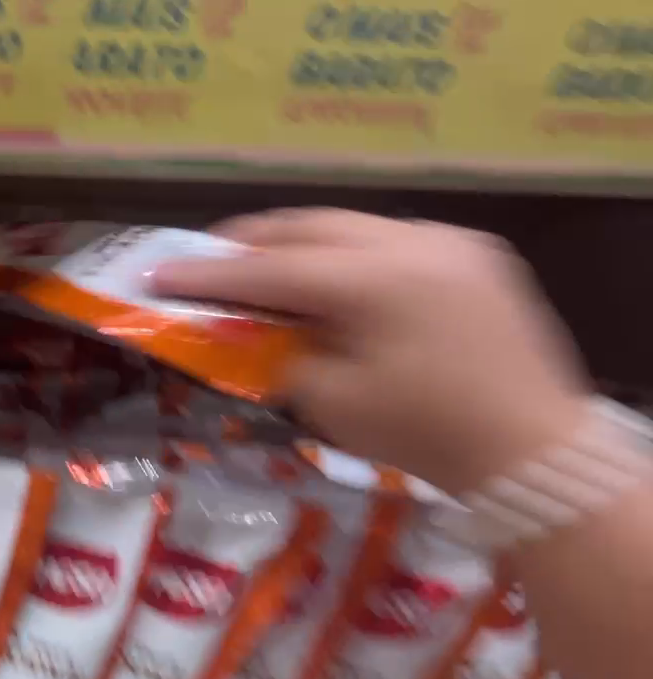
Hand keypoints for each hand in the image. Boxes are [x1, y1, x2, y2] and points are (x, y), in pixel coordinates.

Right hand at [151, 208, 591, 493]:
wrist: (528, 445)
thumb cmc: (417, 429)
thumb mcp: (325, 397)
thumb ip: (276, 351)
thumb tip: (246, 330)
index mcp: (381, 283)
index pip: (272, 270)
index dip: (207, 274)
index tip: (156, 273)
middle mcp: (419, 246)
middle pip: (312, 227)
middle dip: (246, 240)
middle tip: (197, 256)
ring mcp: (451, 246)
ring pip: (348, 225)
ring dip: (288, 242)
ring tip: (244, 260)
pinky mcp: (468, 259)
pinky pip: (382, 239)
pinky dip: (332, 251)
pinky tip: (308, 273)